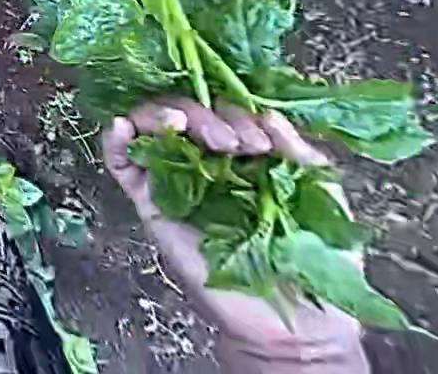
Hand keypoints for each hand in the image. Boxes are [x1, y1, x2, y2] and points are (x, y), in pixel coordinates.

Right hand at [103, 99, 367, 367]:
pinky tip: (121, 125)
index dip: (234, 113)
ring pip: (147, 123)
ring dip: (159, 113)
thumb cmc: (315, 262)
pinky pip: (120, 163)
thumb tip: (266, 113)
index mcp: (238, 149)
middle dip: (202, 114)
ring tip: (181, 125)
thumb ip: (299, 152)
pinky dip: (114, 139)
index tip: (260, 144)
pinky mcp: (149, 202)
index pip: (220, 108)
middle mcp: (201, 156)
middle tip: (230, 145)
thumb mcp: (323, 196)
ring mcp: (171, 176)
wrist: (298, 328)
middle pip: (181, 108)